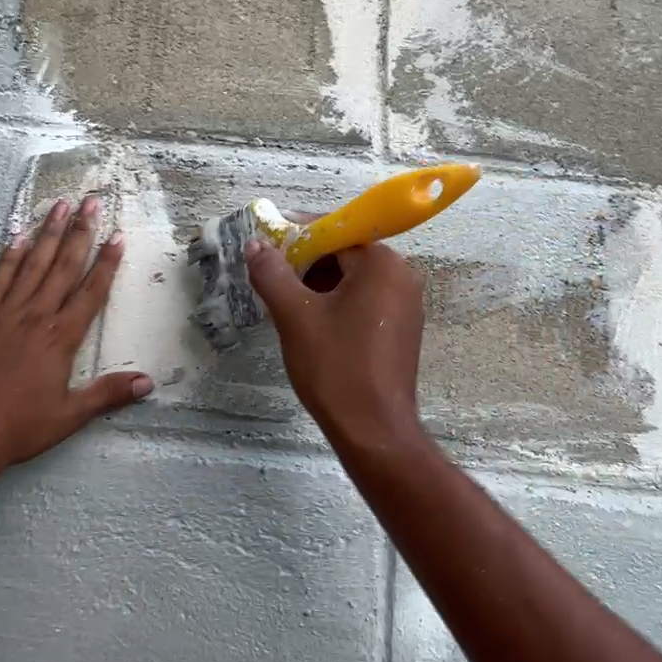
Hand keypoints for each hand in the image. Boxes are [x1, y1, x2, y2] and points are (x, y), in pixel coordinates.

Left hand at [0, 195, 152, 475]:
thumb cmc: (16, 428)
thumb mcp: (69, 416)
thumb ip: (108, 394)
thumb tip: (148, 382)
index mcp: (60, 339)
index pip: (90, 292)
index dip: (106, 263)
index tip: (117, 236)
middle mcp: (35, 317)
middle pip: (63, 266)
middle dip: (80, 232)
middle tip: (92, 202)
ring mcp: (4, 314)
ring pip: (32, 264)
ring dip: (48, 233)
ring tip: (60, 205)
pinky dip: (9, 256)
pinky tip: (17, 236)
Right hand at [245, 240, 427, 447]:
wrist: (373, 431)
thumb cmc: (335, 367)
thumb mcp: (294, 316)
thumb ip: (272, 273)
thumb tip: (256, 246)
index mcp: (382, 264)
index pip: (336, 230)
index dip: (298, 232)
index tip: (266, 237)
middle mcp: (401, 277)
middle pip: (345, 252)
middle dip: (305, 258)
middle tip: (269, 269)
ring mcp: (404, 305)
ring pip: (353, 278)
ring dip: (317, 281)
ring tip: (281, 295)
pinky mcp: (400, 329)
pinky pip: (363, 300)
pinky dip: (335, 301)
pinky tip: (307, 318)